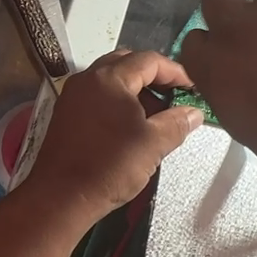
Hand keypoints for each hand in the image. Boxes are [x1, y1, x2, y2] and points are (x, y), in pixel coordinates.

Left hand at [20, 50, 204, 220]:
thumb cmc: (110, 166)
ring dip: (135, 89)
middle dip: (154, 76)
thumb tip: (194, 113)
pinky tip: (131, 125)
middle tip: (174, 96)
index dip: (175, 71)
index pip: (148, 60)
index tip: (192, 88)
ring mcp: (73, 95)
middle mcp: (87, 79)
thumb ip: (177, 123)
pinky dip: (117, 101)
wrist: (61, 196)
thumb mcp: (153, 144)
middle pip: (126, 63)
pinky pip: (97, 95)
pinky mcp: (66, 114)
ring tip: (157, 113)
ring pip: (110, 80)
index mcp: (109, 78)